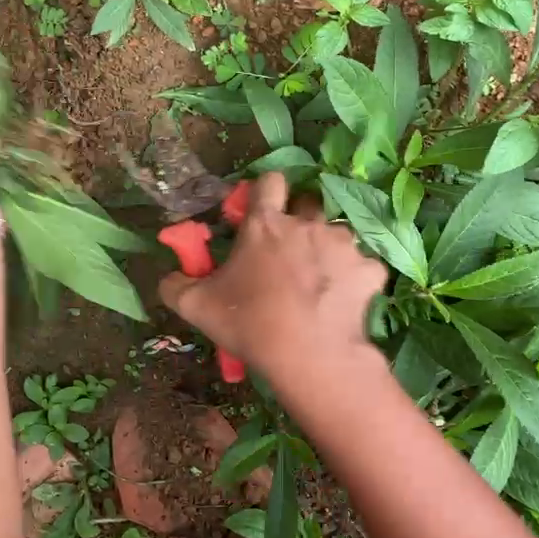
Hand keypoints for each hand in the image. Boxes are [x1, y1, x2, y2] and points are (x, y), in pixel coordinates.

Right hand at [158, 172, 386, 383]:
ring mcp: (343, 245)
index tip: (260, 211)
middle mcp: (306, 224)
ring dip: (327, 250)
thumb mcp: (195, 306)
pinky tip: (342, 301)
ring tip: (317, 282)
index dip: (265, 192)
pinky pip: (362, 266)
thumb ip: (174, 285)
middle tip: (287, 252)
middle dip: (299, 220)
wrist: (308, 356)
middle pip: (307, 204)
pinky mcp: (370, 270)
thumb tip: (168, 278)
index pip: (269, 181)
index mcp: (264, 224)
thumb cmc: (249, 322)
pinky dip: (353, 279)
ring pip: (337, 235)